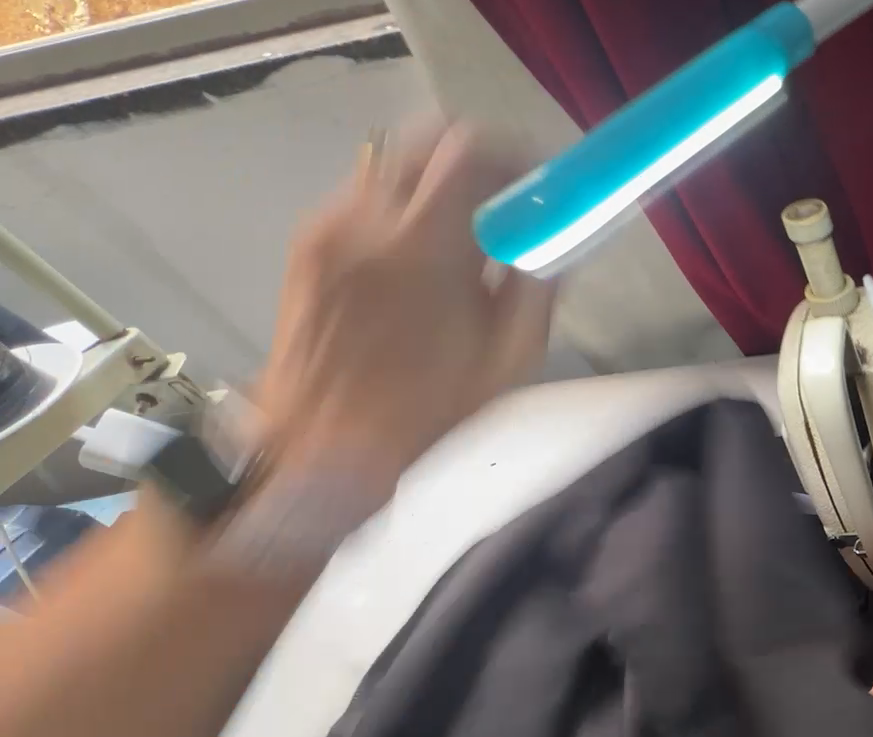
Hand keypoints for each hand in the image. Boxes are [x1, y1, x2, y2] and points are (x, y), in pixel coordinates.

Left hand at [254, 120, 555, 496]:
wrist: (329, 445)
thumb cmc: (434, 411)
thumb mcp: (512, 357)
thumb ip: (535, 286)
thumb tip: (551, 242)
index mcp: (426, 244)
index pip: (468, 152)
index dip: (513, 157)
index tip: (541, 184)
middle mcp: (367, 218)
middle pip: (423, 140)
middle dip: (473, 160)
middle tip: (509, 200)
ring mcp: (327, 227)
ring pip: (389, 164)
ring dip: (435, 183)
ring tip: (468, 233)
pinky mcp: (307, 246)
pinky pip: (362, 197)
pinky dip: (401, 207)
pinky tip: (422, 257)